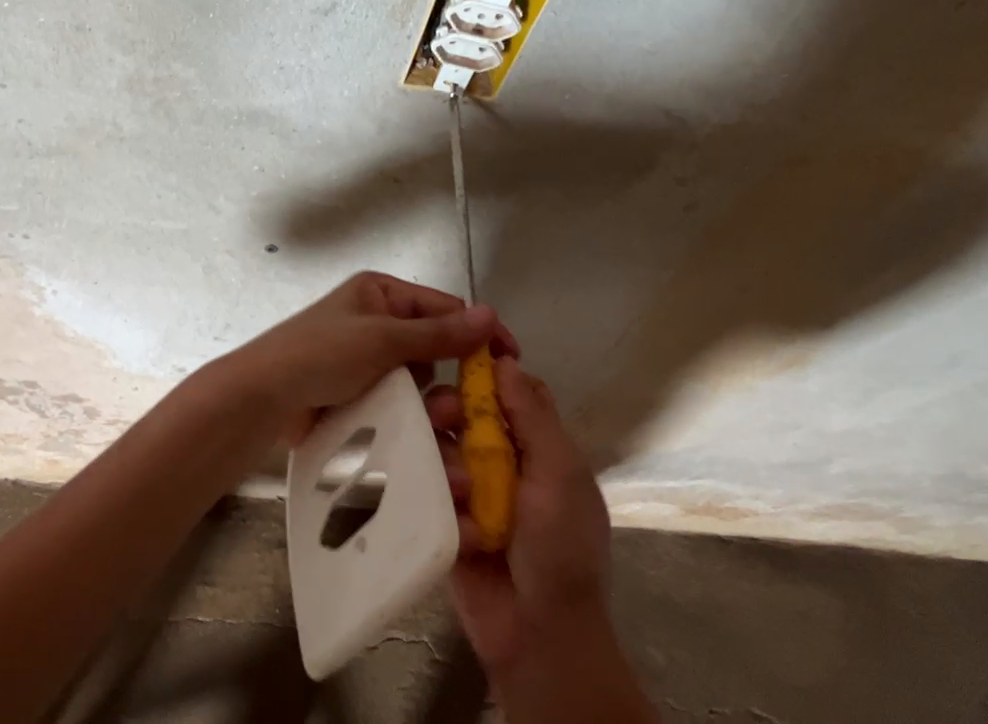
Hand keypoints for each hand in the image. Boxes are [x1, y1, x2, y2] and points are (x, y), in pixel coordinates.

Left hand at [221, 271, 516, 445]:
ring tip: (437, 425)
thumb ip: (438, 334)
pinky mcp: (357, 394)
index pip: (444, 307)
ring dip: (430, 401)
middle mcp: (376, 321)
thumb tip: (492, 314)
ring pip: (417, 381)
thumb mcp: (383, 339)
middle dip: (452, 376)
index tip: (511, 360)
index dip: (477, 332)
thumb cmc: (321, 354)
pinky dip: (408, 416)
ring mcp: (366, 361)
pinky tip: (419, 437)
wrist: (262, 398)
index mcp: (381, 294)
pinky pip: (396, 402)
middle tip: (465, 406)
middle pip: (433, 348)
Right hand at [427, 357, 613, 669]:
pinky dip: (440, 503)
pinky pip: (426, 491)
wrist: (539, 634)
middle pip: (465, 413)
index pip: (510, 392)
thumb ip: (532, 416)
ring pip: (440, 449)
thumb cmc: (562, 547)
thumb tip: (505, 359)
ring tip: (461, 492)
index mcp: (539, 447)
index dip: (488, 370)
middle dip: (450, 410)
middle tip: (441, 417)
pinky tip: (459, 528)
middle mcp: (502, 461)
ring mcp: (470, 492)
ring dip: (448, 464)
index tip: (460, 353)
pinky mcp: (442, 519)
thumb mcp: (559, 474)